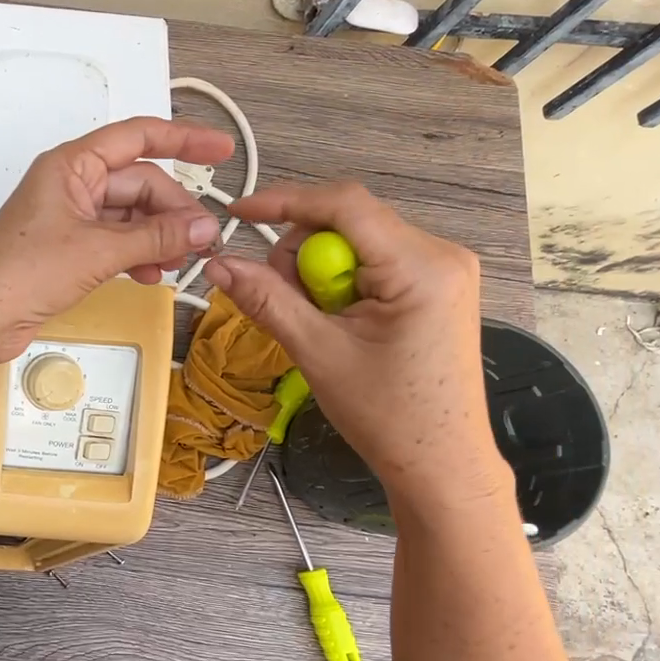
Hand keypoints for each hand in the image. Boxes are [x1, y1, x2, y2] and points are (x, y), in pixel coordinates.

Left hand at [0, 117, 233, 364]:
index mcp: (69, 166)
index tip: (221, 150)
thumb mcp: (98, 251)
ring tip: (178, 262)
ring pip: (127, 216)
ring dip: (155, 236)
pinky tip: (149, 274)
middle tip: (201, 239)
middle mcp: (67, 186)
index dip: (183, 139)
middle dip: (172, 209)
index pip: (136, 137)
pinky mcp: (62, 251)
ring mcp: (64, 219)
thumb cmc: (19, 275)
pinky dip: (134, 255)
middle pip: (137, 182)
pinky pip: (111, 242)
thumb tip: (203, 227)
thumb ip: (156, 236)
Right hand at [204, 182, 507, 505]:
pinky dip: (337, 283)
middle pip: (345, 221)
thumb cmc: (385, 413)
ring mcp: (441, 268)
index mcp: (420, 267)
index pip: (344, 205)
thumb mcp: (315, 352)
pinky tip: (334, 320)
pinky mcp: (432, 285)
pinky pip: (369, 261)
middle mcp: (440, 254)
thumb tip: (218, 264)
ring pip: (353, 241)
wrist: (438, 458)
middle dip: (300, 254)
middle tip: (287, 304)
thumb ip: (266, 300)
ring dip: (317, 273)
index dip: (284, 202)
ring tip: (316, 323)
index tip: (236, 213)